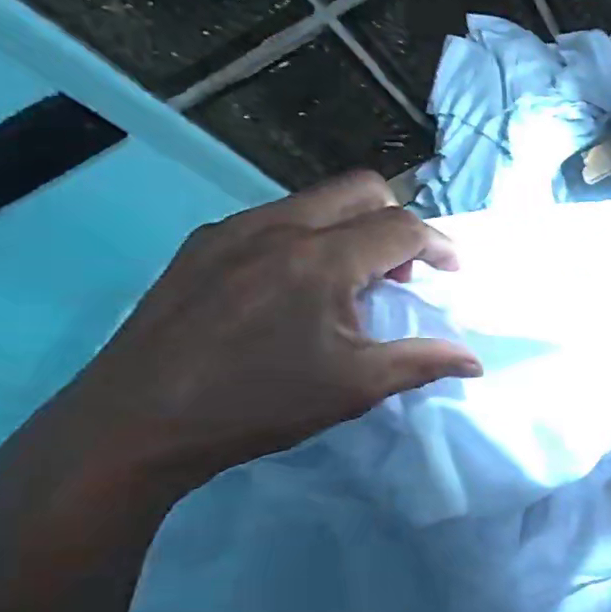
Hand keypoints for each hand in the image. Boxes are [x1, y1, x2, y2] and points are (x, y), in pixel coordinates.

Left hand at [0, 171, 482, 517]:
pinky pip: (273, 218)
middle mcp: (281, 225)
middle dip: (397, 218)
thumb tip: (474, 361)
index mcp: (322, 259)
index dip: (439, 244)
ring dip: (350, 226)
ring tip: (348, 279)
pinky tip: (291, 287)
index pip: (401, 226)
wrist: (136, 422)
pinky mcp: (202, 244)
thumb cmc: (258, 404)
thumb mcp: (353, 389)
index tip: (452, 269)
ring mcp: (234, 229)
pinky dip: (305, 236)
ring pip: (314, 200)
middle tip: (403, 267)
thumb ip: (420, 364)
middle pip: (361, 189)